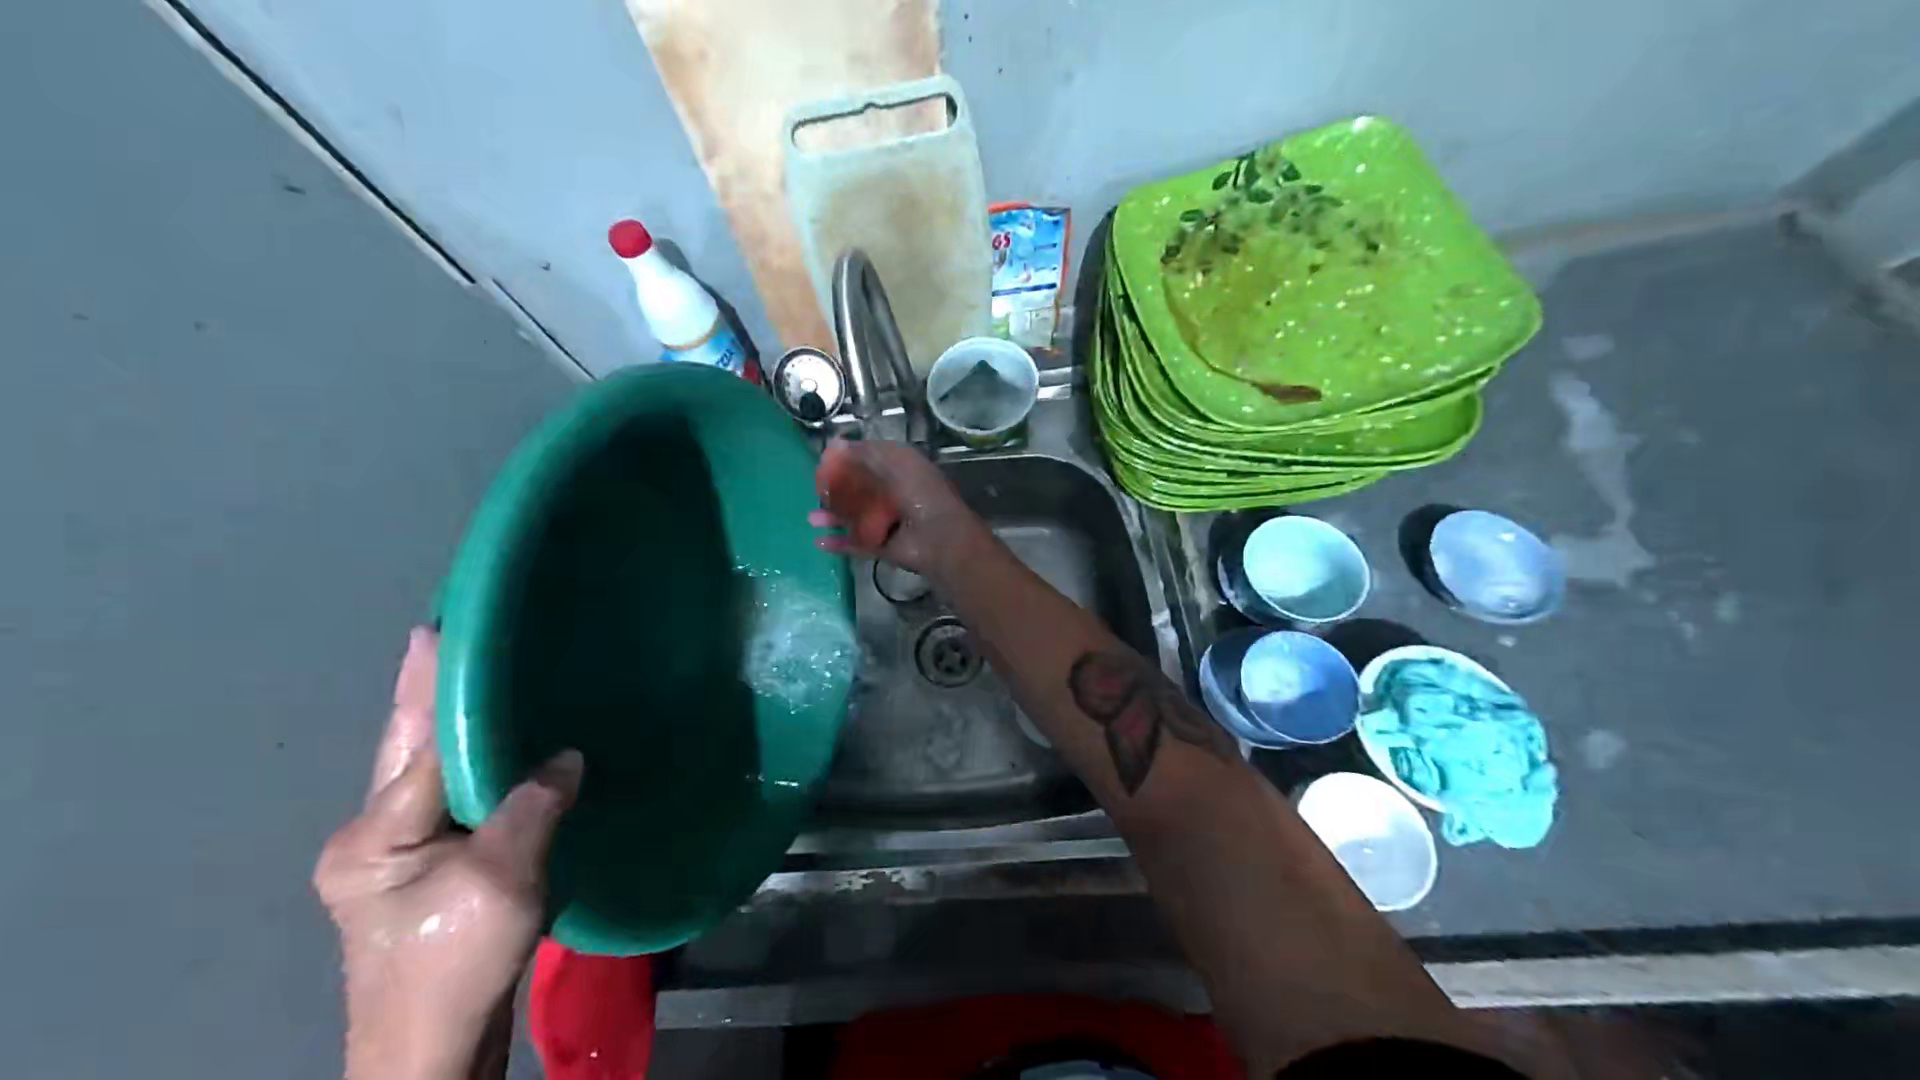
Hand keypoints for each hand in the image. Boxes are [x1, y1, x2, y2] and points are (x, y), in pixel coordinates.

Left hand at [314, 628, 582, 1079]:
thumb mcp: (503, 882)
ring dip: (445, 721)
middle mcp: (371, 836)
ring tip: (469, 671)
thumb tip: (566, 758)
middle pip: (406, 749)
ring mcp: (392, 855)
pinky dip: (467, 758)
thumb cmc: (457, 964)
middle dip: (426, 691)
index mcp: (376, 836)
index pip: (420, 746)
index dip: (436, 687)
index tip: (438, 628)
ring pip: (423, 770)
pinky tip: (491, 741)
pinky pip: (447, 793)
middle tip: (447, 634)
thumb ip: (534, 807)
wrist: (434, 1051)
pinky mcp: (423, 868)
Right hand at [809, 437, 988, 577]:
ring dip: (834, 516)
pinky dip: (839, 543)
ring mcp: (889, 522)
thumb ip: (865, 452)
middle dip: (837, 490)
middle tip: (817, 491)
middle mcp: (895, 494)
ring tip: (813, 518)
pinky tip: (820, 541)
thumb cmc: (918, 491)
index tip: (826, 461)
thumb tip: (836, 443)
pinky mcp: (884, 546)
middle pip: (860, 491)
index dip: (849, 460)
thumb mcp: (895, 461)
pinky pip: (857, 543)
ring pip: (855, 517)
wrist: (937, 536)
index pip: (871, 461)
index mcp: (902, 471)